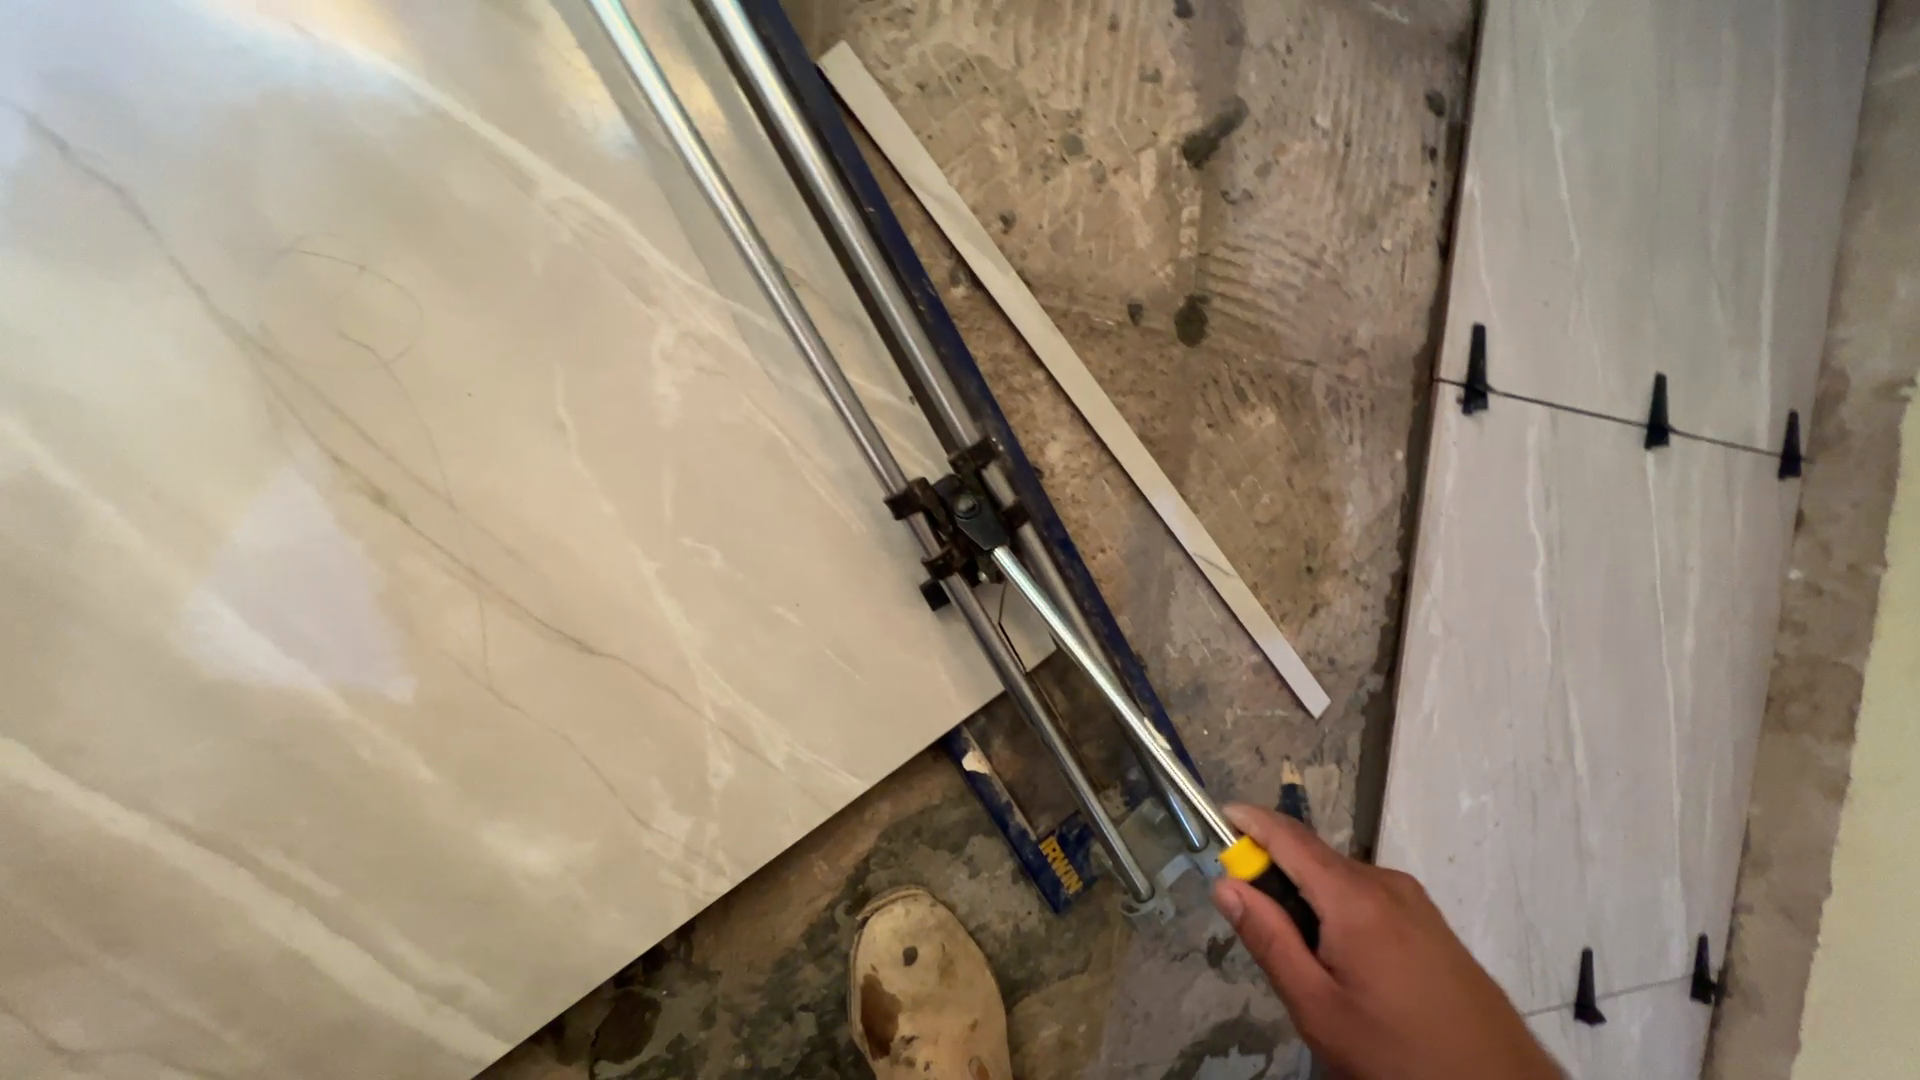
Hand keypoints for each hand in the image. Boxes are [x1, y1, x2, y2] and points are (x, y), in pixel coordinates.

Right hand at [1211, 804, 1560, 1079]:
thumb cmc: (1400, 1056)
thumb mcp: (1319, 1009)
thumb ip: (1268, 940)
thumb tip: (1226, 884)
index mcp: (1355, 898)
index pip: (1288, 836)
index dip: (1249, 821)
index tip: (1217, 818)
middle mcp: (1387, 884)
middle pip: (1312, 860)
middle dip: (1276, 878)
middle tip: (1262, 934)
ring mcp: (1416, 903)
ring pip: (1340, 882)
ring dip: (1309, 902)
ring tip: (1310, 967)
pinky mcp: (1433, 925)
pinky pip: (1369, 900)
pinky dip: (1340, 915)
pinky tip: (1348, 970)